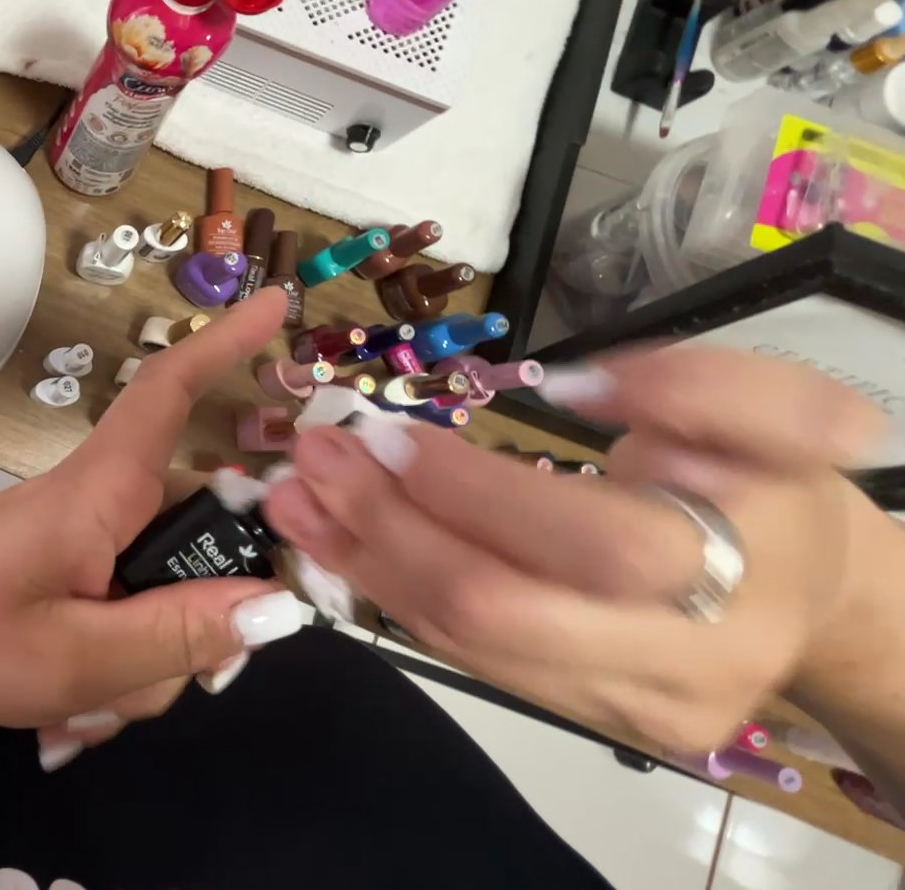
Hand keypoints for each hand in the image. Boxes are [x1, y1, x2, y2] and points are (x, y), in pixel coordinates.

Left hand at [0, 290, 305, 766]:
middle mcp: (96, 500)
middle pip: (188, 533)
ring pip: (157, 586)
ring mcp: (78, 534)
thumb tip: (275, 605)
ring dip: (140, 660)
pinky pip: (119, 606)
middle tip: (154, 683)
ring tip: (80, 707)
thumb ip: (181, 633)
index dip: (223, 347)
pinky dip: (110, 662)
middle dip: (191, 620)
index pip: (167, 396)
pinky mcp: (61, 563)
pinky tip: (69, 706)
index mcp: (99, 493)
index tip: (275, 304)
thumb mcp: (78, 658)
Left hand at [264, 346, 890, 752]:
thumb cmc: (772, 497)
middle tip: (314, 454)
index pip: (584, 544)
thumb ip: (699, 389)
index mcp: (733, 580)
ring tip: (289, 491)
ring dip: (355, 552)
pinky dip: (373, 581)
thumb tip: (572, 386)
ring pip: (451, 631)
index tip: (385, 432)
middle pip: (489, 602)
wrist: (803, 606)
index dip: (471, 489)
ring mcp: (602, 701)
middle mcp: (668, 663)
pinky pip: (445, 642)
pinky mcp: (554, 705)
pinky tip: (317, 533)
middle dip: (383, 524)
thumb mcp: (776, 421)